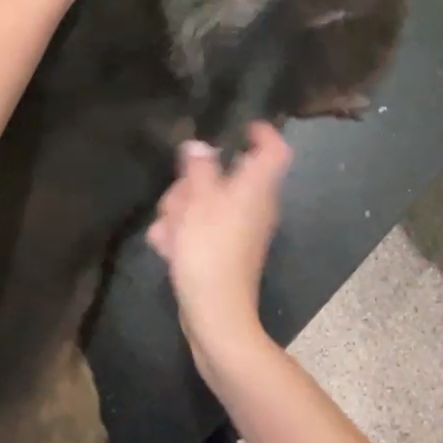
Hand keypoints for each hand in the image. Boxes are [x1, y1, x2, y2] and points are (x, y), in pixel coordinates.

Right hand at [147, 123, 292, 369]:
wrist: (216, 317)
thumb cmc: (210, 252)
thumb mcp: (197, 203)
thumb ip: (198, 169)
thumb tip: (200, 146)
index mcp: (257, 188)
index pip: (275, 149)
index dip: (261, 132)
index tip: (238, 126)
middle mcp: (255, 205)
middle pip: (226, 176)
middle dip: (192, 183)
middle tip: (177, 196)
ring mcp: (240, 229)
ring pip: (206, 202)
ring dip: (180, 210)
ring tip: (167, 230)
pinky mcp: (224, 250)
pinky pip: (201, 228)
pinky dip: (182, 234)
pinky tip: (166, 246)